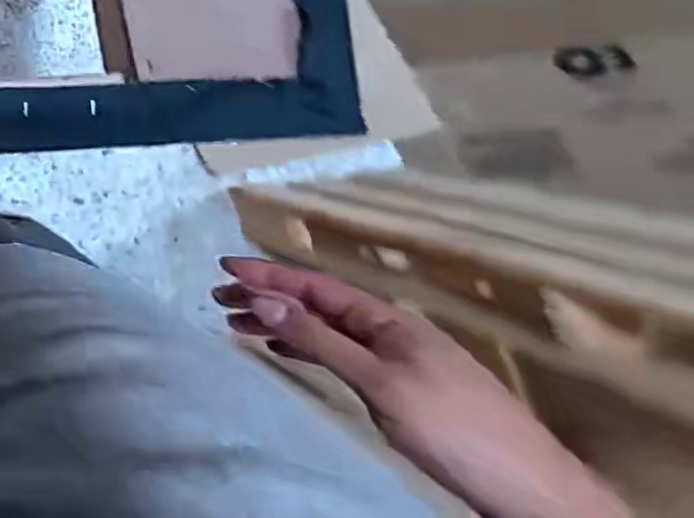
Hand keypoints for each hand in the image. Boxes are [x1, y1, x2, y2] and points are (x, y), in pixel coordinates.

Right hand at [216, 258, 628, 517]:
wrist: (539, 499)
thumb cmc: (454, 429)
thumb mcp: (379, 381)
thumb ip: (318, 338)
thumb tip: (262, 296)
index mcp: (388, 320)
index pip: (315, 286)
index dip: (268, 274)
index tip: (224, 266)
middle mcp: (389, 331)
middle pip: (316, 305)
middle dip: (266, 297)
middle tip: (219, 298)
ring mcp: (397, 360)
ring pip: (324, 329)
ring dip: (280, 323)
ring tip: (238, 323)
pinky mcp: (399, 387)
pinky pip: (337, 352)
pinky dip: (303, 346)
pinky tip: (283, 351)